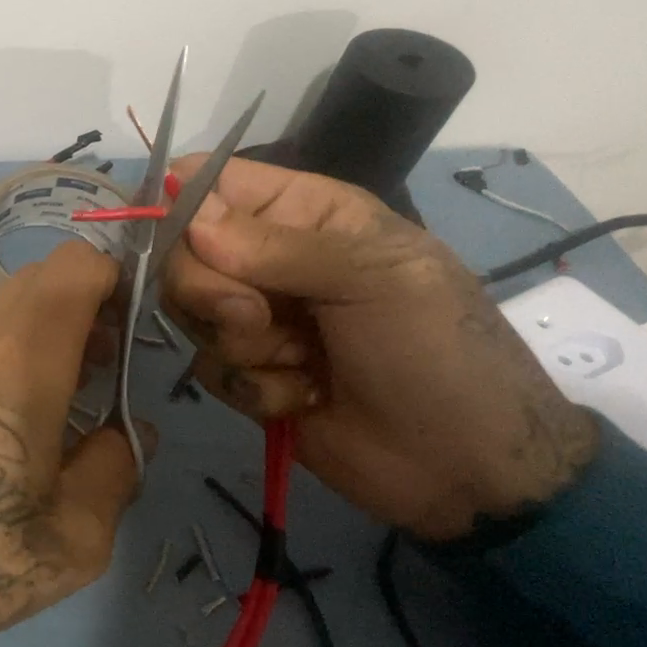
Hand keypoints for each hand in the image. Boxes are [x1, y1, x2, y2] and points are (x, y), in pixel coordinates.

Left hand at [0, 241, 146, 646]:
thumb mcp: (71, 540)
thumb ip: (117, 468)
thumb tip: (130, 430)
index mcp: (17, 363)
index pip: (73, 266)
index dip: (115, 278)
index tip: (133, 328)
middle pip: (37, 280)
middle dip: (82, 308)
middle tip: (102, 371)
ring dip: (37, 331)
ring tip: (55, 399)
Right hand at [159, 156, 598, 540]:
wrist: (465, 466)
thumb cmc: (436, 351)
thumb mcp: (374, 280)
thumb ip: (276, 247)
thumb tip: (187, 221)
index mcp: (305, 211)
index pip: (211, 180)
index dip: (184, 206)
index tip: (192, 244)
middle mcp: (268, 256)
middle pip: (182, 250)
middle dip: (210, 291)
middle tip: (256, 317)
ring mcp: (254, 316)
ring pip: (189, 311)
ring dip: (241, 345)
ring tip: (302, 363)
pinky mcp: (246, 370)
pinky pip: (207, 366)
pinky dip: (254, 386)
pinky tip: (303, 397)